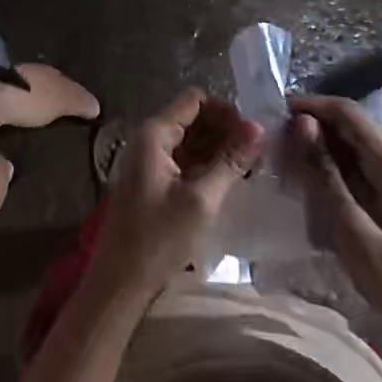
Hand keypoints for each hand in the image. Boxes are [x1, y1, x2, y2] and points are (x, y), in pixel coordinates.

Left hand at [92, 89, 264, 297]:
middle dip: (226, 130)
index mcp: (154, 133)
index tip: (254, 134)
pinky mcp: (156, 180)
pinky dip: (208, 164)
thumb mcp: (201, 200)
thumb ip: (230, 161)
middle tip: (260, 153)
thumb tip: (259, 127)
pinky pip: (186, 159)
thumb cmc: (158, 239)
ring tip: (252, 167)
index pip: (195, 100)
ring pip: (193, 140)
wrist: (121, 281)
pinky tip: (233, 179)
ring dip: (220, 148)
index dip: (227, 111)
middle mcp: (150, 138)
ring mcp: (152, 160)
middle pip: (195, 118)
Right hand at [287, 96, 381, 355]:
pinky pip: (352, 176)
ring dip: (314, 153)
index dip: (311, 106)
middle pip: (348, 130)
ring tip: (278, 165)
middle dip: (308, 130)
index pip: (350, 114)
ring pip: (347, 152)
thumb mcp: (359, 238)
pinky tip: (303, 190)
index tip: (271, 114)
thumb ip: (329, 179)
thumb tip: (302, 124)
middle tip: (269, 146)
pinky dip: (326, 176)